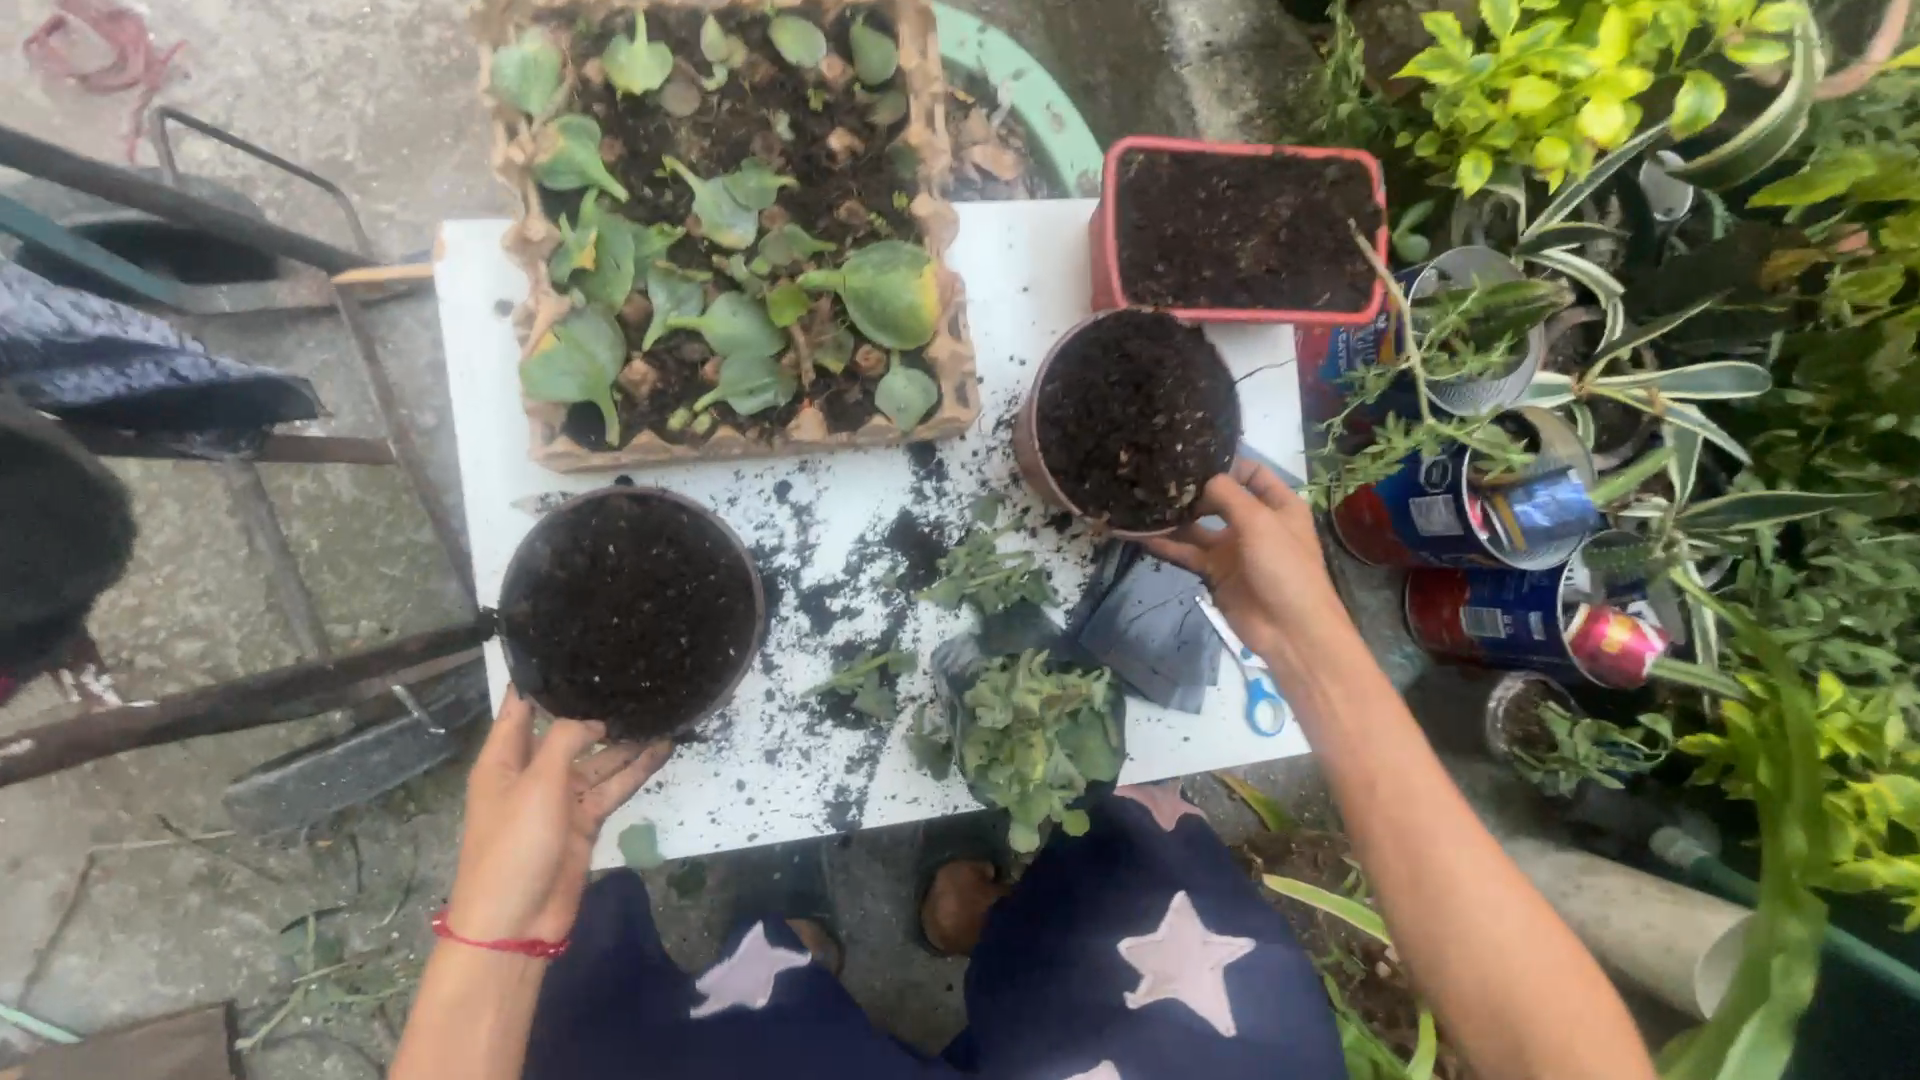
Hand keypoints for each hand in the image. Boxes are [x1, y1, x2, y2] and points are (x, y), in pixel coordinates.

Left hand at [445, 687, 671, 944]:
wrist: (517, 922)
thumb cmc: (513, 845)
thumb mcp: (537, 784)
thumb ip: (567, 740)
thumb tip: (595, 716)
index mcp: (504, 760)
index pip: (520, 708)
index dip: (542, 681)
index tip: (574, 648)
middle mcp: (532, 773)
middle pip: (568, 730)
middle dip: (596, 708)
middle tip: (632, 675)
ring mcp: (561, 797)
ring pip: (598, 758)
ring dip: (625, 739)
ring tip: (659, 708)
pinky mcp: (585, 820)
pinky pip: (614, 786)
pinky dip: (636, 770)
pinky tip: (662, 748)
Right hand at [1142, 464, 1357, 692]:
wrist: (1291, 631)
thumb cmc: (1285, 568)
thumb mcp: (1260, 522)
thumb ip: (1228, 495)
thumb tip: (1199, 479)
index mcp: (1278, 505)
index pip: (1251, 473)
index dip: (1225, 463)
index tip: (1191, 458)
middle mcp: (1254, 522)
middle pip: (1218, 498)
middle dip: (1191, 490)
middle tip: (1156, 478)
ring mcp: (1233, 548)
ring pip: (1196, 527)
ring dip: (1172, 517)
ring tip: (1139, 502)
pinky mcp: (1215, 572)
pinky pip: (1186, 553)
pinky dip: (1165, 545)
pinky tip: (1138, 534)